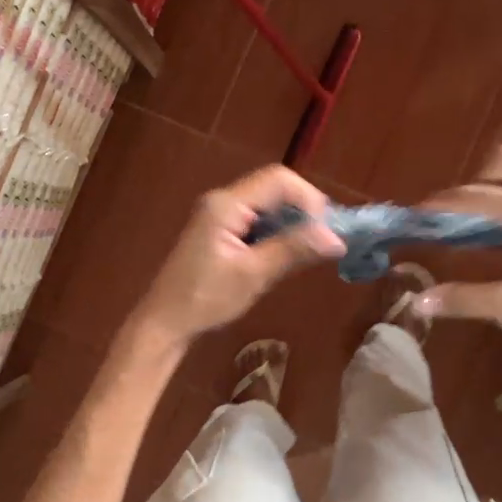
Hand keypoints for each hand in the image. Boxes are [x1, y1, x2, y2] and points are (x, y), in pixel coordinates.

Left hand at [131, 166, 344, 345]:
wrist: (165, 322)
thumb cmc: (205, 299)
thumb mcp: (253, 275)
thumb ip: (293, 250)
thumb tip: (336, 238)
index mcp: (226, 204)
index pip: (278, 180)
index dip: (308, 198)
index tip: (324, 230)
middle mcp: (222, 200)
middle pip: (273, 188)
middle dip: (301, 210)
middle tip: (320, 242)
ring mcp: (217, 213)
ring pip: (266, 204)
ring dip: (289, 222)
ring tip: (306, 251)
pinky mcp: (218, 228)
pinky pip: (254, 218)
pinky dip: (273, 231)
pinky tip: (282, 254)